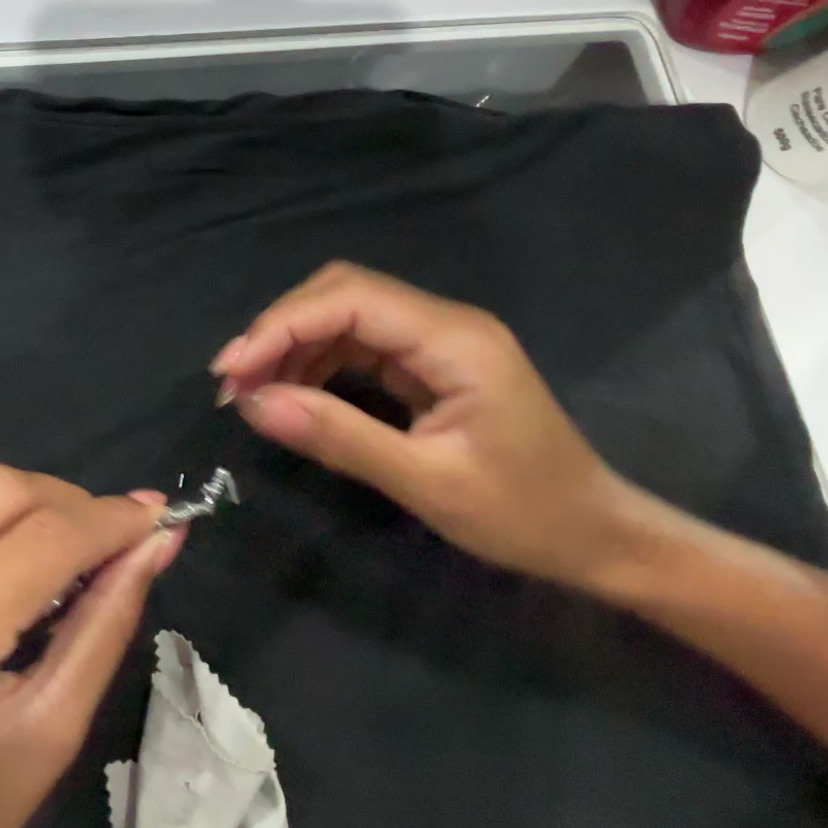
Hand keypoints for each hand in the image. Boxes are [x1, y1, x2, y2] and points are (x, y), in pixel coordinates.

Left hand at [0, 465, 182, 827]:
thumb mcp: (46, 737)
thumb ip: (104, 626)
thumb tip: (157, 543)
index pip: (42, 541)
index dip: (110, 520)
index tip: (157, 520)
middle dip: (69, 500)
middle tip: (112, 540)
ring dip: (26, 505)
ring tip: (66, 552)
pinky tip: (6, 565)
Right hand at [211, 261, 673, 588]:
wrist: (595, 535)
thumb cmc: (524, 515)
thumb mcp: (427, 483)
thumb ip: (340, 437)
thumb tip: (255, 405)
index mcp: (455, 340)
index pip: (349, 300)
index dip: (281, 326)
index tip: (231, 371)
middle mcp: (445, 323)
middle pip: (343, 292)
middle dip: (281, 329)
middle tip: (234, 382)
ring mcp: (439, 340)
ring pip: (346, 315)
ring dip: (293, 345)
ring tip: (252, 392)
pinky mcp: (430, 363)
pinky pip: (360, 344)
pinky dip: (317, 363)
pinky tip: (293, 393)